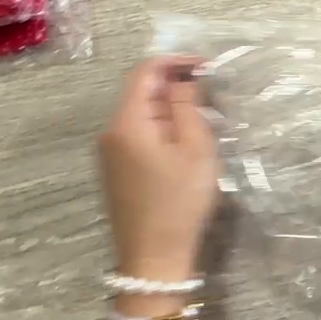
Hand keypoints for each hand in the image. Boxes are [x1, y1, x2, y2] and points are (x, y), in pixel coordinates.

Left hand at [97, 56, 217, 282]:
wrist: (153, 258)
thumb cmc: (179, 200)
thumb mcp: (195, 148)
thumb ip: (187, 106)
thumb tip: (183, 79)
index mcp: (127, 122)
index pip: (145, 71)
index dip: (175, 61)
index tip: (207, 65)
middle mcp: (110, 132)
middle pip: (140, 90)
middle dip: (174, 82)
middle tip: (210, 88)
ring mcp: (109, 152)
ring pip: (140, 111)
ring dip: (169, 104)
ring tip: (203, 112)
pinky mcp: (116, 169)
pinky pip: (137, 131)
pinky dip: (161, 123)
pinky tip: (184, 137)